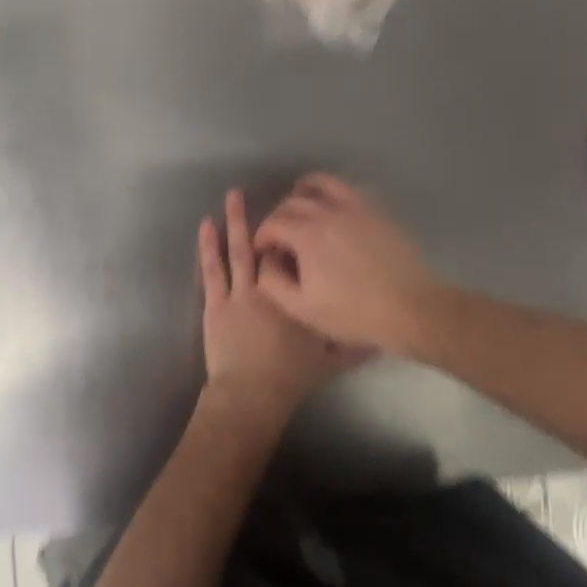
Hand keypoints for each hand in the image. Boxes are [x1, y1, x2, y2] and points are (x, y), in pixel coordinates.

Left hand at [198, 190, 361, 429]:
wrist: (252, 392)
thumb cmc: (290, 379)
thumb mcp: (330, 363)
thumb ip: (353, 350)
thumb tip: (379, 343)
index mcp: (302, 300)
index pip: (303, 264)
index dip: (303, 243)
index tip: (305, 222)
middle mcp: (273, 288)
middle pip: (272, 248)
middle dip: (274, 220)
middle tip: (275, 195)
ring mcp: (242, 293)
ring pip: (239, 251)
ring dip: (237, 221)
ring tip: (234, 194)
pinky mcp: (217, 302)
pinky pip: (213, 268)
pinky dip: (209, 245)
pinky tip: (207, 224)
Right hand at [252, 173, 443, 357]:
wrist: (411, 309)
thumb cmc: (352, 313)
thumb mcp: (301, 308)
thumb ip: (271, 281)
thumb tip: (264, 260)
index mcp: (306, 235)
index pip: (272, 223)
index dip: (261, 237)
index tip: (264, 253)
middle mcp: (328, 212)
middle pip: (291, 202)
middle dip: (278, 218)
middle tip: (279, 240)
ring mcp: (355, 207)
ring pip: (320, 184)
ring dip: (303, 193)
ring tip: (301, 211)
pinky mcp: (376, 211)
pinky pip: (347, 188)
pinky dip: (331, 191)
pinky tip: (331, 209)